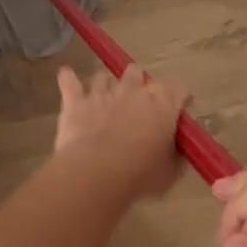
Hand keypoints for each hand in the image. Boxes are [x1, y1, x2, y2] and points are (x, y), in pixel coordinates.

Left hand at [52, 65, 190, 200]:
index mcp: (162, 102)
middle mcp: (133, 89)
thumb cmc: (140, 173)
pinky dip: (68, 79)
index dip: (179, 98)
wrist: (96, 174)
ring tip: (104, 100)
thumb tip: (178, 152)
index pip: (178, 88)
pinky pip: (69, 82)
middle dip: (139, 84)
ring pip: (104, 77)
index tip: (179, 110)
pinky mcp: (75, 102)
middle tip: (138, 105)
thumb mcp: (170, 172)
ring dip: (105, 86)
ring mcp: (101, 92)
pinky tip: (66, 75)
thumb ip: (176, 156)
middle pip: (138, 72)